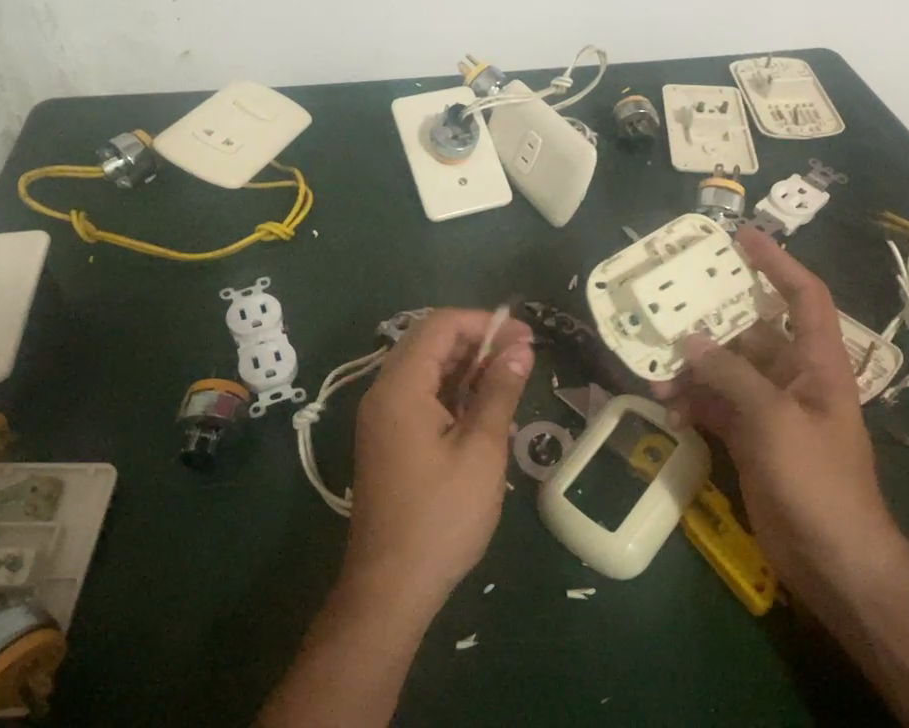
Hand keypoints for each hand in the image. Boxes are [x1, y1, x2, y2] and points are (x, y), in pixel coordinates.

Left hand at [342, 308, 534, 610]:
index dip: (484, 322)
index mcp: (400, 388)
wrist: (391, 585)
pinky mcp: (389, 440)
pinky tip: (487, 411)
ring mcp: (383, 418)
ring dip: (468, 369)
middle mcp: (384, 393)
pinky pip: (421, 398)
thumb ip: (499, 392)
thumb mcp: (481, 451)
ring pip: (427, 371)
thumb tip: (521, 348)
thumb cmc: (441, 517)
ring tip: (512, 382)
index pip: (439, 325)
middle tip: (525, 357)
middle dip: (478, 342)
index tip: (526, 337)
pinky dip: (454, 394)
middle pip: (430, 344)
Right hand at [659, 228, 903, 596]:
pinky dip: (691, 403)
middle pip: (751, 332)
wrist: (834, 560)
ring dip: (691, 369)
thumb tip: (690, 340)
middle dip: (711, 321)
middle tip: (667, 307)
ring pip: (726, 371)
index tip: (741, 236)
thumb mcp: (774, 420)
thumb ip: (730, 376)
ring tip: (653, 374)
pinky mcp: (750, 439)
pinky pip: (716, 406)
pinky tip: (666, 410)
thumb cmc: (817, 481)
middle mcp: (794, 378)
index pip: (803, 296)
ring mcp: (771, 410)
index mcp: (819, 363)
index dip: (777, 262)